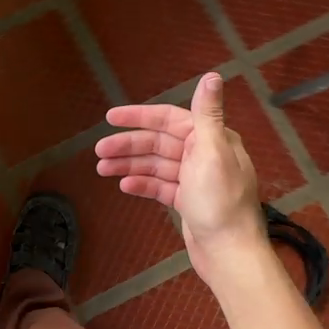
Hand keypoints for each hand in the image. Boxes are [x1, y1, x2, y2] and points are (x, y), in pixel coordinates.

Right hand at [95, 72, 265, 267]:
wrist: (230, 252)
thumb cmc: (220, 201)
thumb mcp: (212, 152)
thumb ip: (208, 113)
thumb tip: (213, 76)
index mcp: (212, 139)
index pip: (169, 119)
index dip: (139, 117)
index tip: (111, 117)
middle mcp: (204, 154)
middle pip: (158, 143)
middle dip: (128, 145)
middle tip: (99, 151)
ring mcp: (196, 179)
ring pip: (156, 164)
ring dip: (129, 165)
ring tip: (102, 169)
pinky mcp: (188, 201)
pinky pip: (160, 186)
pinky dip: (142, 184)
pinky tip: (124, 186)